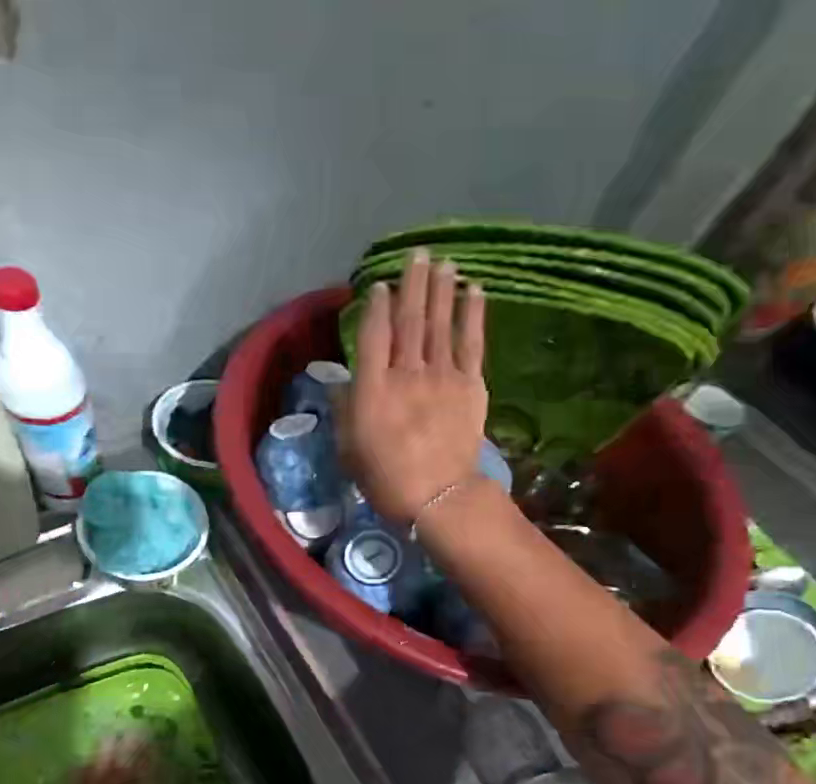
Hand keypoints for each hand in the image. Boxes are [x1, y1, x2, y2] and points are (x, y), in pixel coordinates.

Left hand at [46, 737, 164, 783]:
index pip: (144, 783)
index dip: (150, 760)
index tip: (156, 738)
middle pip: (119, 775)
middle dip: (127, 750)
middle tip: (134, 726)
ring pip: (95, 779)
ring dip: (103, 755)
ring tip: (110, 734)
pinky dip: (77, 776)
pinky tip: (79, 762)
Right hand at [343, 249, 489, 523]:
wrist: (439, 497)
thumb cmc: (386, 478)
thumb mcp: (350, 449)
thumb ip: (345, 410)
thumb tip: (342, 382)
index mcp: (373, 388)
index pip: (374, 336)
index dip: (376, 307)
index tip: (380, 286)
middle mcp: (406, 373)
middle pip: (409, 320)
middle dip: (412, 285)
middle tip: (417, 254)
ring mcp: (442, 376)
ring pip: (440, 323)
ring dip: (441, 289)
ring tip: (442, 262)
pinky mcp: (470, 385)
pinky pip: (471, 342)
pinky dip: (472, 314)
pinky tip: (473, 291)